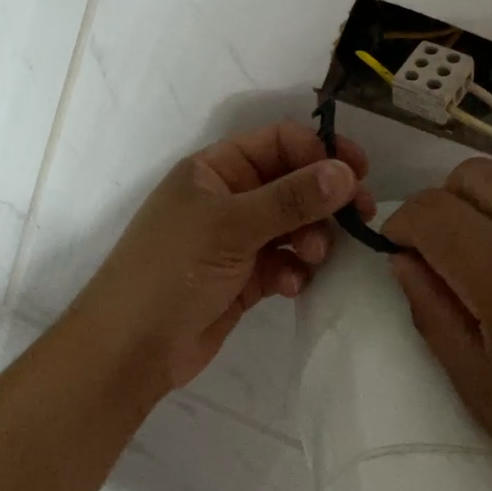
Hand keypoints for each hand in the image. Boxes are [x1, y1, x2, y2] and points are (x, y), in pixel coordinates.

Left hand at [63, 121, 373, 399]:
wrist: (131, 348)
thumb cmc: (172, 269)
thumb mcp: (231, 226)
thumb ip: (291, 198)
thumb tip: (344, 170)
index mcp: (215, 169)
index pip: (277, 142)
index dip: (317, 151)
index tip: (357, 171)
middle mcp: (228, 198)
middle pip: (292, 183)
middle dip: (324, 198)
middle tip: (360, 215)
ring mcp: (236, 240)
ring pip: (293, 225)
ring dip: (311, 237)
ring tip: (314, 256)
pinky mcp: (244, 279)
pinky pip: (284, 262)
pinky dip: (293, 270)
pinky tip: (290, 286)